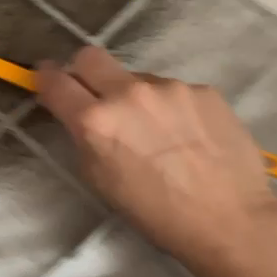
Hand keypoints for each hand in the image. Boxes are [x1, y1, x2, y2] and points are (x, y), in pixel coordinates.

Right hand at [36, 46, 276, 261]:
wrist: (230, 220)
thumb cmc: (155, 213)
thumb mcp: (100, 180)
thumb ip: (84, 138)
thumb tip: (82, 116)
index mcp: (95, 121)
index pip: (56, 81)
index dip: (46, 77)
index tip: (47, 77)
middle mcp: (128, 94)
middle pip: (90, 56)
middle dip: (84, 70)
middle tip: (94, 93)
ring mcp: (169, 87)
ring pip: (137, 78)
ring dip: (136, 96)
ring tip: (158, 132)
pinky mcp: (204, 90)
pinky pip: (174, 91)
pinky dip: (171, 108)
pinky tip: (188, 136)